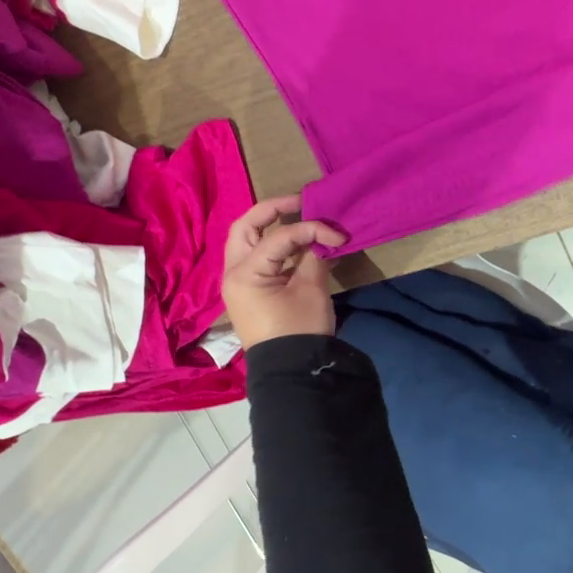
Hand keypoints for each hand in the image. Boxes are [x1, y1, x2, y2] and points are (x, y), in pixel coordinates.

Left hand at [221, 195, 347, 350]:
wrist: (291, 369)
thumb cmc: (299, 329)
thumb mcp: (312, 290)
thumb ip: (315, 258)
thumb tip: (323, 242)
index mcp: (244, 271)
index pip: (280, 235)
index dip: (312, 229)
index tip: (339, 235)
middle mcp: (233, 272)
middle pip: (245, 227)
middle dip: (273, 210)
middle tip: (301, 203)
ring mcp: (238, 283)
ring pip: (247, 241)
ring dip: (271, 227)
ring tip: (299, 220)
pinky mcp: (249, 292)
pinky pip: (257, 258)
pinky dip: (275, 247)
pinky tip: (297, 246)